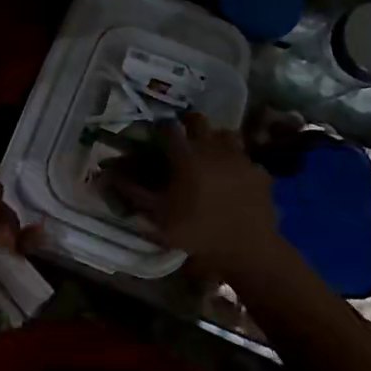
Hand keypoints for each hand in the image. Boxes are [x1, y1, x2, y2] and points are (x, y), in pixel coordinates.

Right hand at [116, 113, 280, 274]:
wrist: (248, 248)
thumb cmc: (198, 232)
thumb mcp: (159, 217)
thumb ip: (134, 194)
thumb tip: (109, 177)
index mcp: (186, 157)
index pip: (169, 127)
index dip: (160, 127)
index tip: (155, 133)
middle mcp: (213, 149)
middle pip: (199, 121)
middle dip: (188, 124)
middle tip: (182, 137)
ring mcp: (241, 158)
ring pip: (227, 133)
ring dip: (216, 138)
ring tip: (210, 152)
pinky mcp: (260, 172)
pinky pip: (246, 158)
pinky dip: (238, 162)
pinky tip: (234, 176)